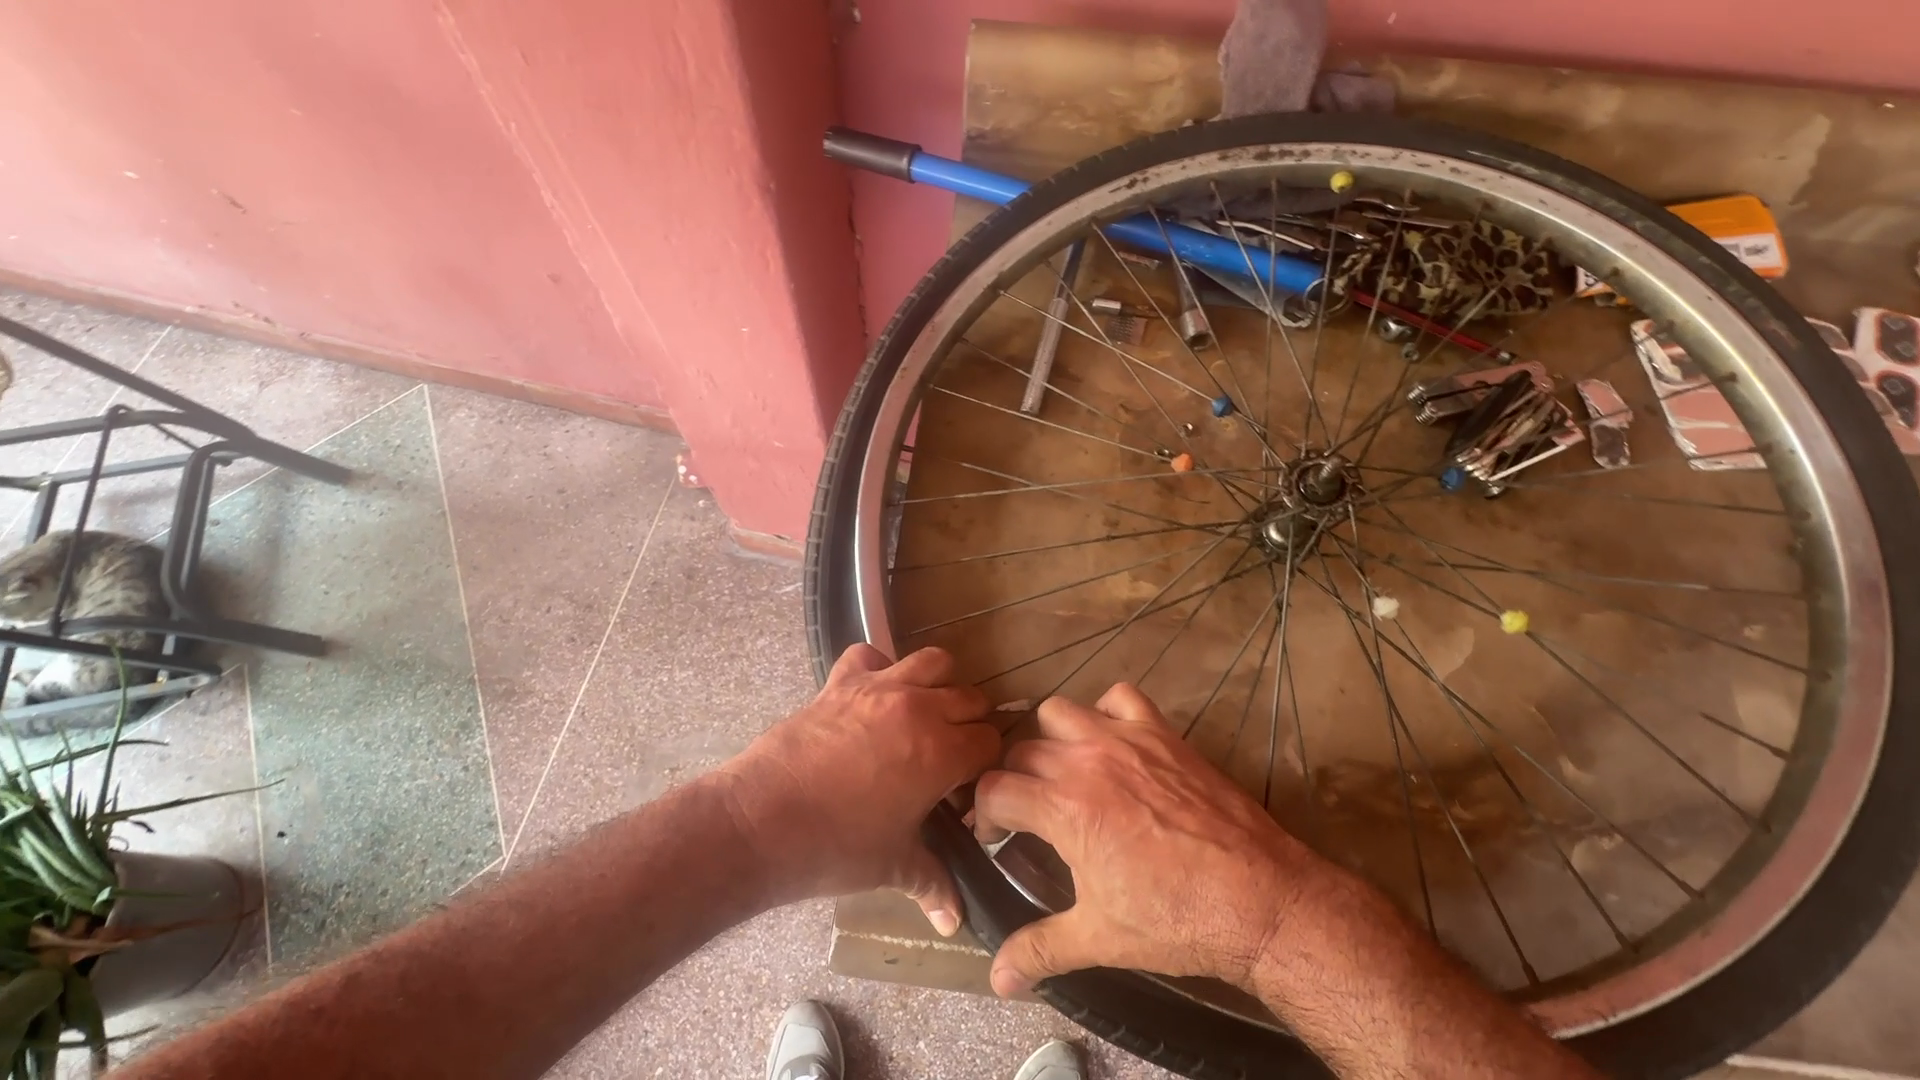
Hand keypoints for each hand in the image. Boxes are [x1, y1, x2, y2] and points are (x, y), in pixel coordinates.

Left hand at [717, 645, 997, 933]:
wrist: (759, 823)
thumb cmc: (834, 849)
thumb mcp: (892, 866)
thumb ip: (933, 884)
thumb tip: (955, 920)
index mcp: (942, 752)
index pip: (990, 742)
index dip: (985, 767)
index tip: (966, 791)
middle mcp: (918, 708)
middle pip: (970, 698)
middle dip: (969, 726)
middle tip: (948, 759)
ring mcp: (878, 688)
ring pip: (932, 662)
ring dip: (939, 685)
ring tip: (924, 716)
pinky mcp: (840, 682)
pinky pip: (869, 654)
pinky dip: (879, 666)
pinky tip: (875, 696)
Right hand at [974, 683, 1357, 996]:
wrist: (1257, 899)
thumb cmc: (1174, 919)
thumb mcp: (1099, 938)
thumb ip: (1039, 950)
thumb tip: (997, 980)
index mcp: (1064, 807)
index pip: (993, 789)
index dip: (983, 814)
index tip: (996, 837)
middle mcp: (1087, 760)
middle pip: (1021, 751)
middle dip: (1014, 781)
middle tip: (1029, 814)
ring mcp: (1126, 740)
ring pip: (1060, 711)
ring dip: (1050, 738)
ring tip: (1063, 772)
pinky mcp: (1162, 734)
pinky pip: (1120, 696)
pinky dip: (1106, 711)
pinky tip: (1111, 742)